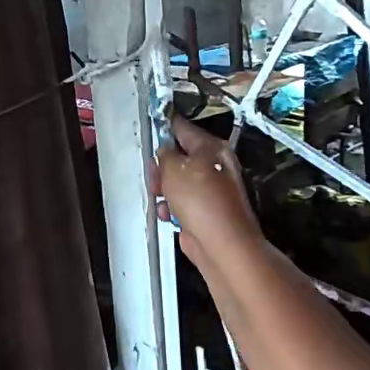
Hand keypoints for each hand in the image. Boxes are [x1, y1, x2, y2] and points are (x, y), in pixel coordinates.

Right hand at [153, 115, 260, 267]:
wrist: (221, 243)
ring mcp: (210, 189)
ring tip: (160, 198)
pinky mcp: (204, 210)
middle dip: (161, 166)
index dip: (164, 126)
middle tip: (154, 176)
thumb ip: (164, 153)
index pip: (182, 128)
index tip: (148, 126)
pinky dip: (171, 207)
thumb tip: (164, 149)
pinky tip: (168, 214)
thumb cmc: (200, 200)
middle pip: (178, 156)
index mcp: (211, 148)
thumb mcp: (173, 167)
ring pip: (176, 180)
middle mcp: (214, 165)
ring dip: (163, 189)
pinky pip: (180, 201)